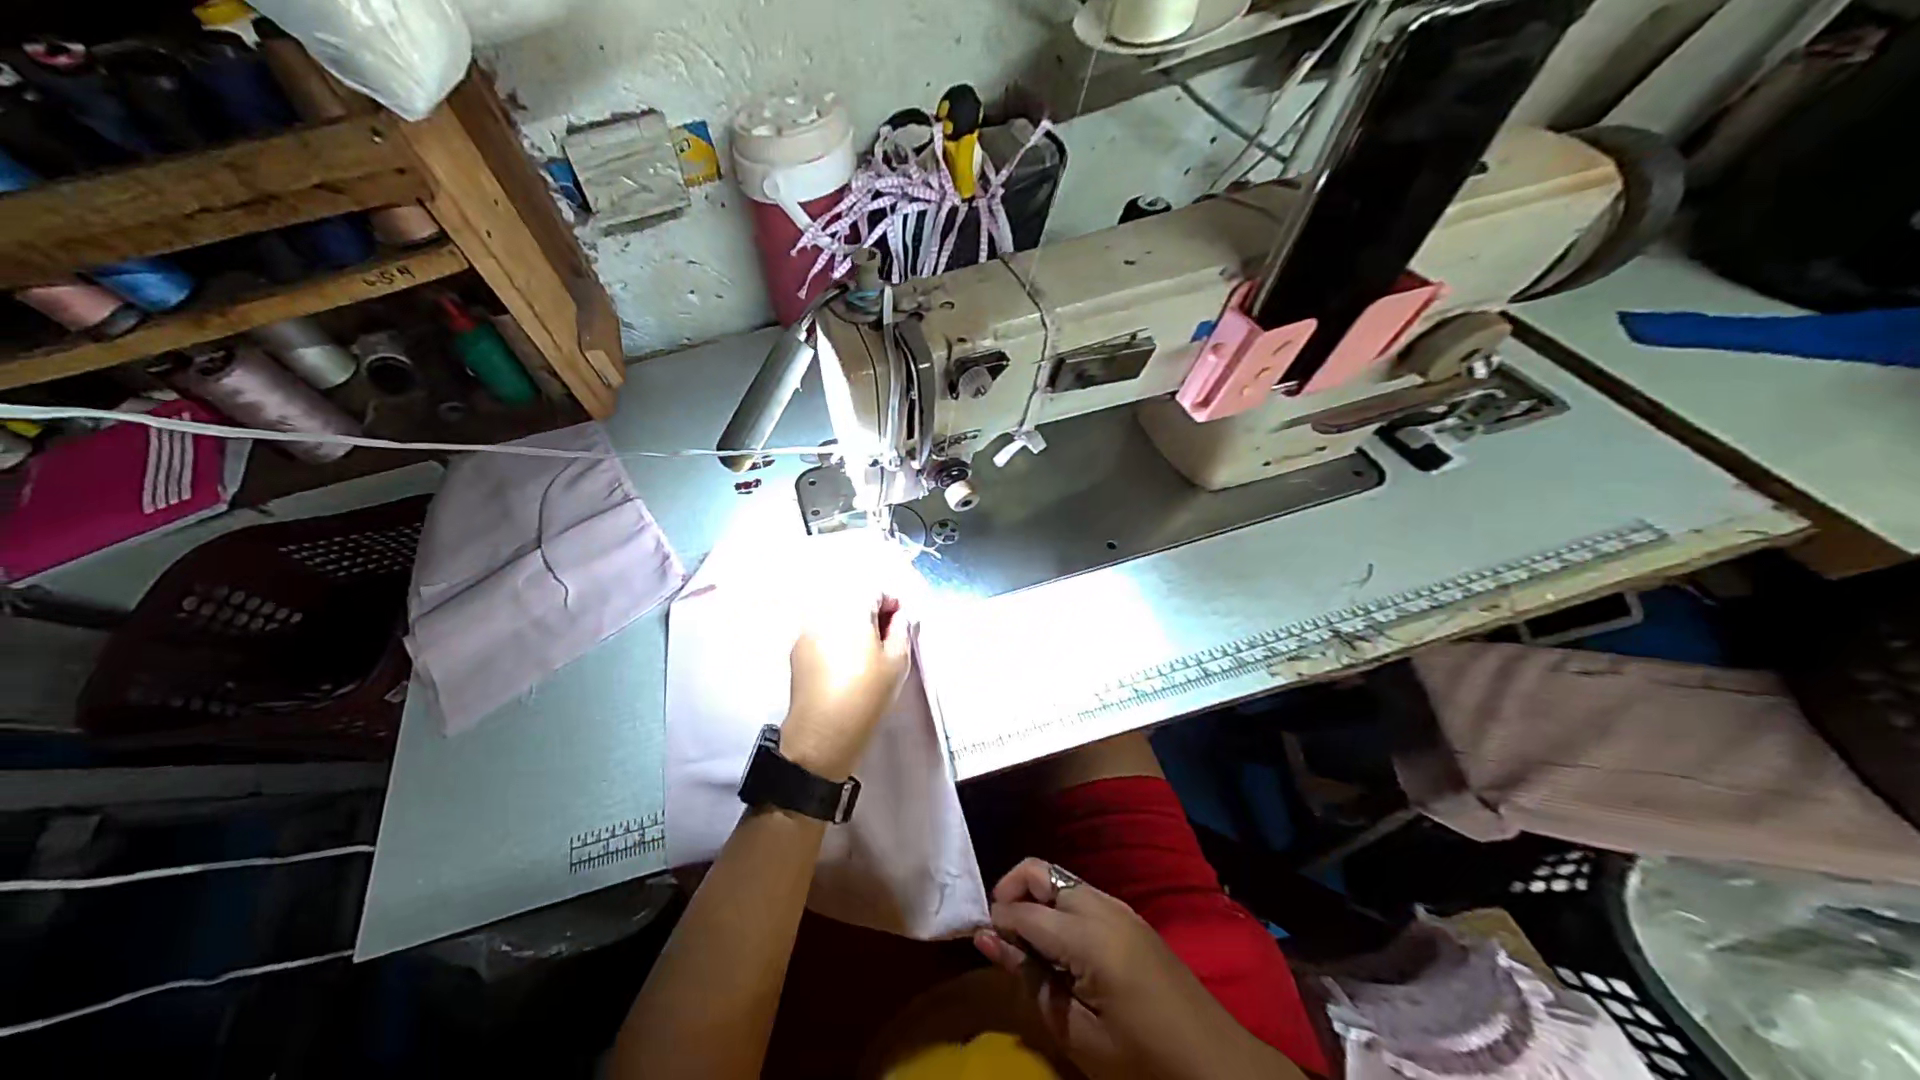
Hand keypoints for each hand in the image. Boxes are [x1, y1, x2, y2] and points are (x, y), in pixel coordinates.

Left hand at [781, 592, 911, 780]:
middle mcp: (824, 612)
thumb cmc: (866, 695)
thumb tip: (897, 615)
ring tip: (866, 653)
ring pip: (836, 615)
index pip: (875, 589)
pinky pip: (823, 631)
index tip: (901, 624)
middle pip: (853, 598)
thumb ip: (901, 628)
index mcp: (850, 609)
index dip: (893, 603)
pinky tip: (845, 664)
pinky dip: (837, 637)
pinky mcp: (797, 650)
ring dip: (853, 625)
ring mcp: (806, 630)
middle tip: (886, 639)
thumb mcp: (898, 661)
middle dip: (872, 612)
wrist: (822, 734)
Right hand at [973, 859, 1294, 1079]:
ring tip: (1027, 945)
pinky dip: (1058, 905)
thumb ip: (1030, 979)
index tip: (980, 943)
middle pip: (1039, 872)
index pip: (1022, 910)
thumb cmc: (1144, 1060)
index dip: (995, 922)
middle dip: (1010, 894)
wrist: (1216, 1062)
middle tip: (1001, 939)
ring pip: (1059, 878)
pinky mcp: (1129, 916)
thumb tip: (986, 939)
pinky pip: (1080, 893)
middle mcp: (1101, 906)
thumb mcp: (1078, 1033)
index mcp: (1087, 936)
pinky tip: (1059, 946)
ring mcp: (1119, 907)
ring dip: (1034, 897)